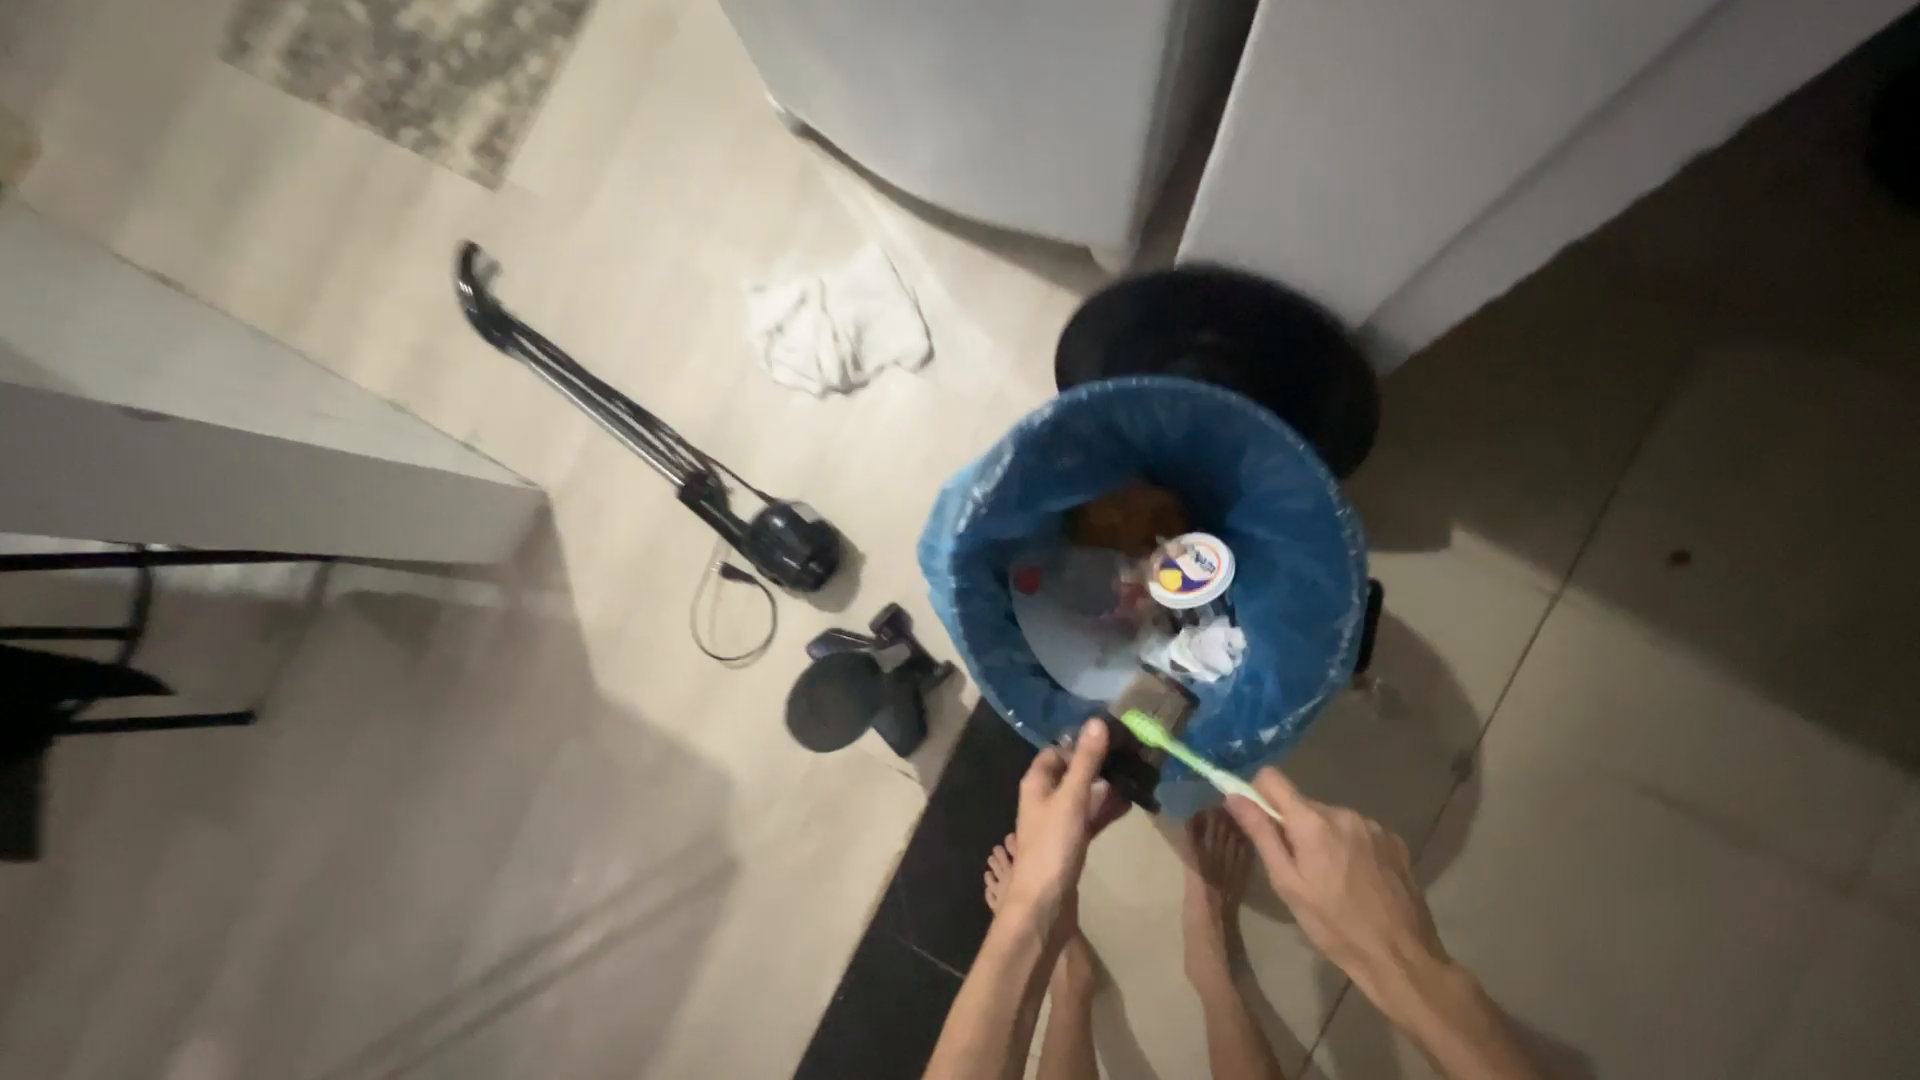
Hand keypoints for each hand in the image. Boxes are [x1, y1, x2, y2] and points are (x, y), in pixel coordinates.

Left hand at [1000, 717, 1129, 927]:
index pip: (1057, 751)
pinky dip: (1106, 811)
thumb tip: (1097, 721)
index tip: (1112, 738)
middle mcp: (1044, 798)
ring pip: (1084, 796)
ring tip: (1138, 778)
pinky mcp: (1070, 843)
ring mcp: (1057, 822)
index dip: (1081, 744)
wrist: (1044, 904)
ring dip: (1106, 788)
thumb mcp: (1071, 798)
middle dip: (1099, 765)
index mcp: (1036, 783)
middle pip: (1072, 773)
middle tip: (1132, 757)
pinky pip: (1090, 818)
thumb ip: (1086, 761)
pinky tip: (1130, 805)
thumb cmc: (1052, 846)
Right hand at [1224, 768, 1450, 1011]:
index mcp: (1312, 822)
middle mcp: (1343, 812)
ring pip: (1331, 819)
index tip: (1259, 821)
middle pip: (1303, 803)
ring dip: (1324, 837)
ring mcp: (1373, 825)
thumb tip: (1233, 796)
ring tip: (1332, 878)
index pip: (1272, 778)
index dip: (1258, 794)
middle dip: (1294, 826)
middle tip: (1300, 868)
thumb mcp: (1287, 884)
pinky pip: (1358, 831)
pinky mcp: (1395, 841)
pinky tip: (1358, 879)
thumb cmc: (1334, 926)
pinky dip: (1350, 846)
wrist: (1402, 958)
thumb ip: (1261, 834)